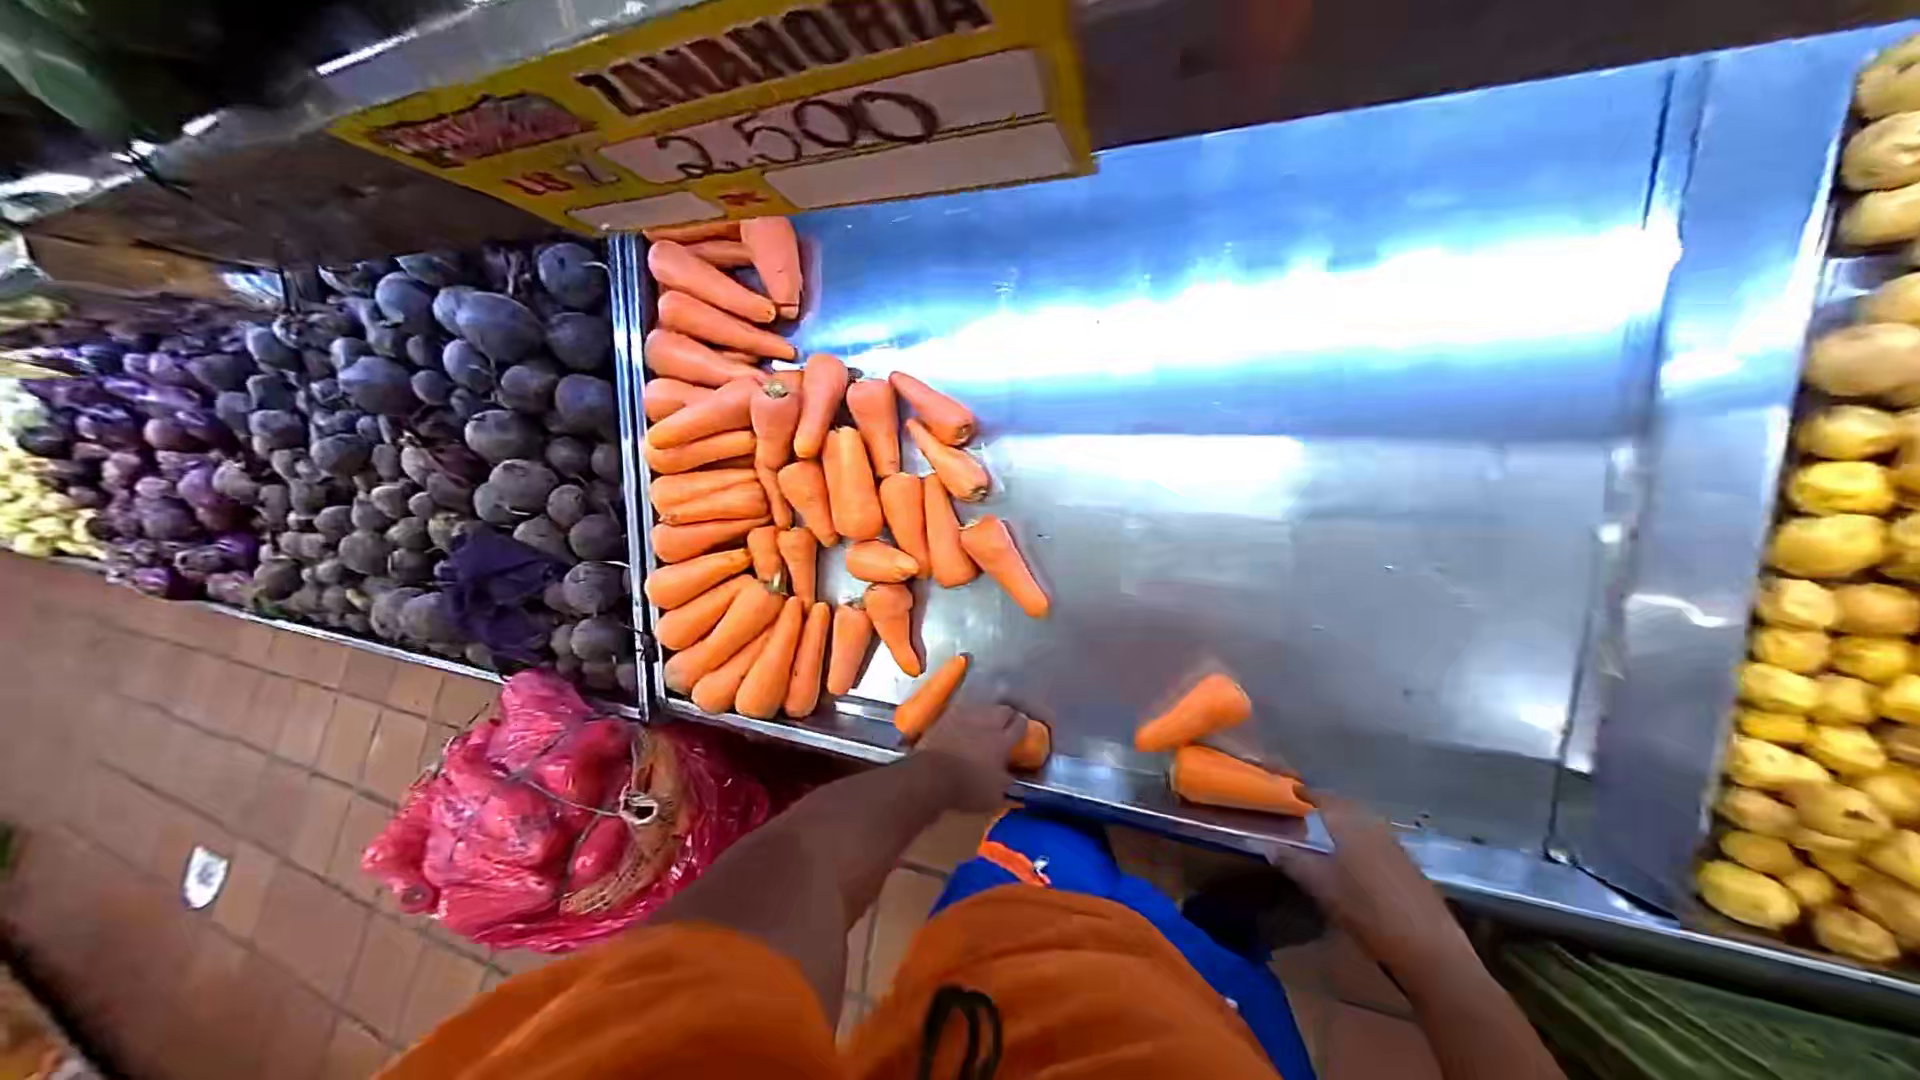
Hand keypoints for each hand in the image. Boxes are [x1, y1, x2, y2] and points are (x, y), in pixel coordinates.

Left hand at [912, 703, 1024, 810]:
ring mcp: (965, 717)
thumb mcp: (993, 797)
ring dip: (987, 712)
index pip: (1019, 726)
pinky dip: (965, 714)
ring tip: (986, 719)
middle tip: (1007, 722)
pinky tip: (964, 720)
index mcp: (1002, 742)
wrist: (931, 775)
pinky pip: (961, 710)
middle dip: (1007, 715)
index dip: (1023, 725)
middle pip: (1003, 710)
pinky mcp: (945, 717)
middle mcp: (986, 724)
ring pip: (982, 707)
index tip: (1024, 727)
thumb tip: (1011, 779)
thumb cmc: (966, 788)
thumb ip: (1006, 785)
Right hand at [1268, 793, 1472, 977]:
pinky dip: (1363, 843)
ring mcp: (1399, 850)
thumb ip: (1294, 862)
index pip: (1326, 800)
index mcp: (1353, 827)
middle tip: (1308, 810)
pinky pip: (1379, 844)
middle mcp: (1377, 830)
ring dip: (1347, 825)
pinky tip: (1356, 861)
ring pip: (1366, 827)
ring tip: (1328, 834)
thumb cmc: (1367, 911)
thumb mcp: (1321, 887)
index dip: (1308, 794)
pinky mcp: (1412, 871)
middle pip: (1349, 810)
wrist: (1430, 952)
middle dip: (1329, 807)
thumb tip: (1270, 846)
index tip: (1293, 789)